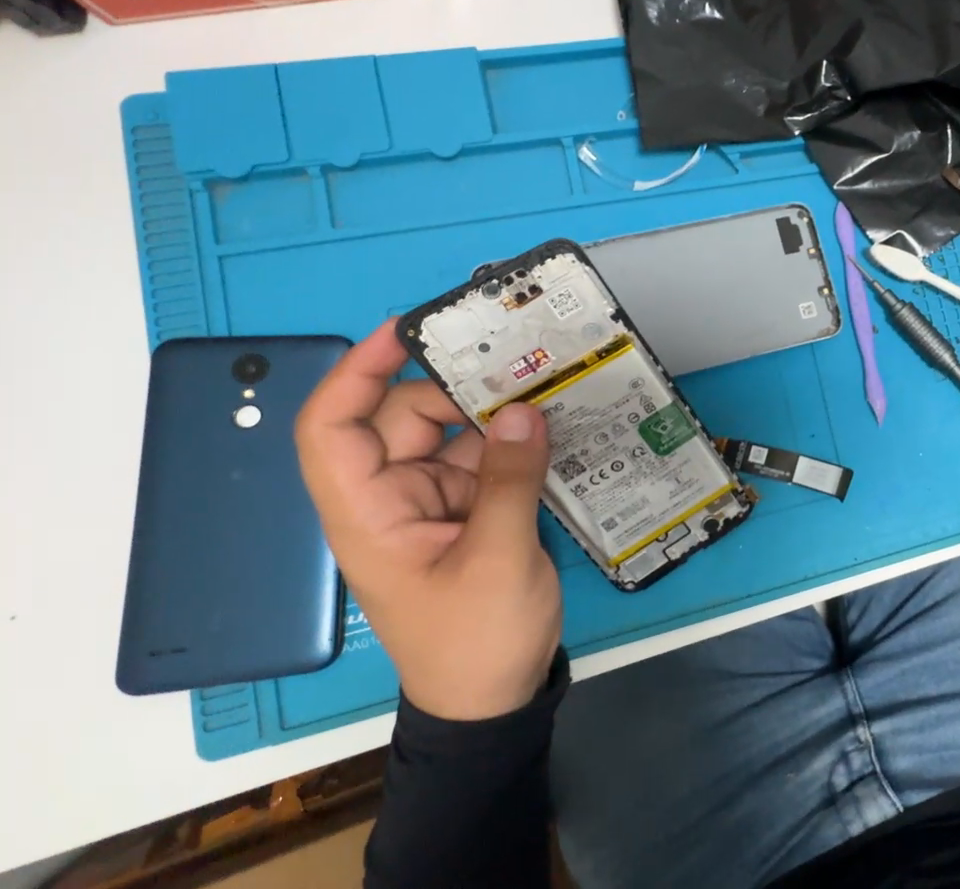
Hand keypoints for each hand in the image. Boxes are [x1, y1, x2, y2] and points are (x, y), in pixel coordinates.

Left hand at [296, 320, 560, 720]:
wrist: (494, 697)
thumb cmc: (476, 637)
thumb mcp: (497, 558)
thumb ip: (509, 481)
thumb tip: (522, 411)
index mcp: (369, 514)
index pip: (333, 429)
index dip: (356, 375)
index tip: (406, 333)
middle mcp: (392, 499)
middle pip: (405, 421)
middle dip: (455, 390)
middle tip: (520, 366)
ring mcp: (433, 506)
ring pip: (453, 437)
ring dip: (494, 415)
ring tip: (548, 389)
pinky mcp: (471, 514)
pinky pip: (486, 462)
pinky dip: (516, 444)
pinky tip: (555, 427)